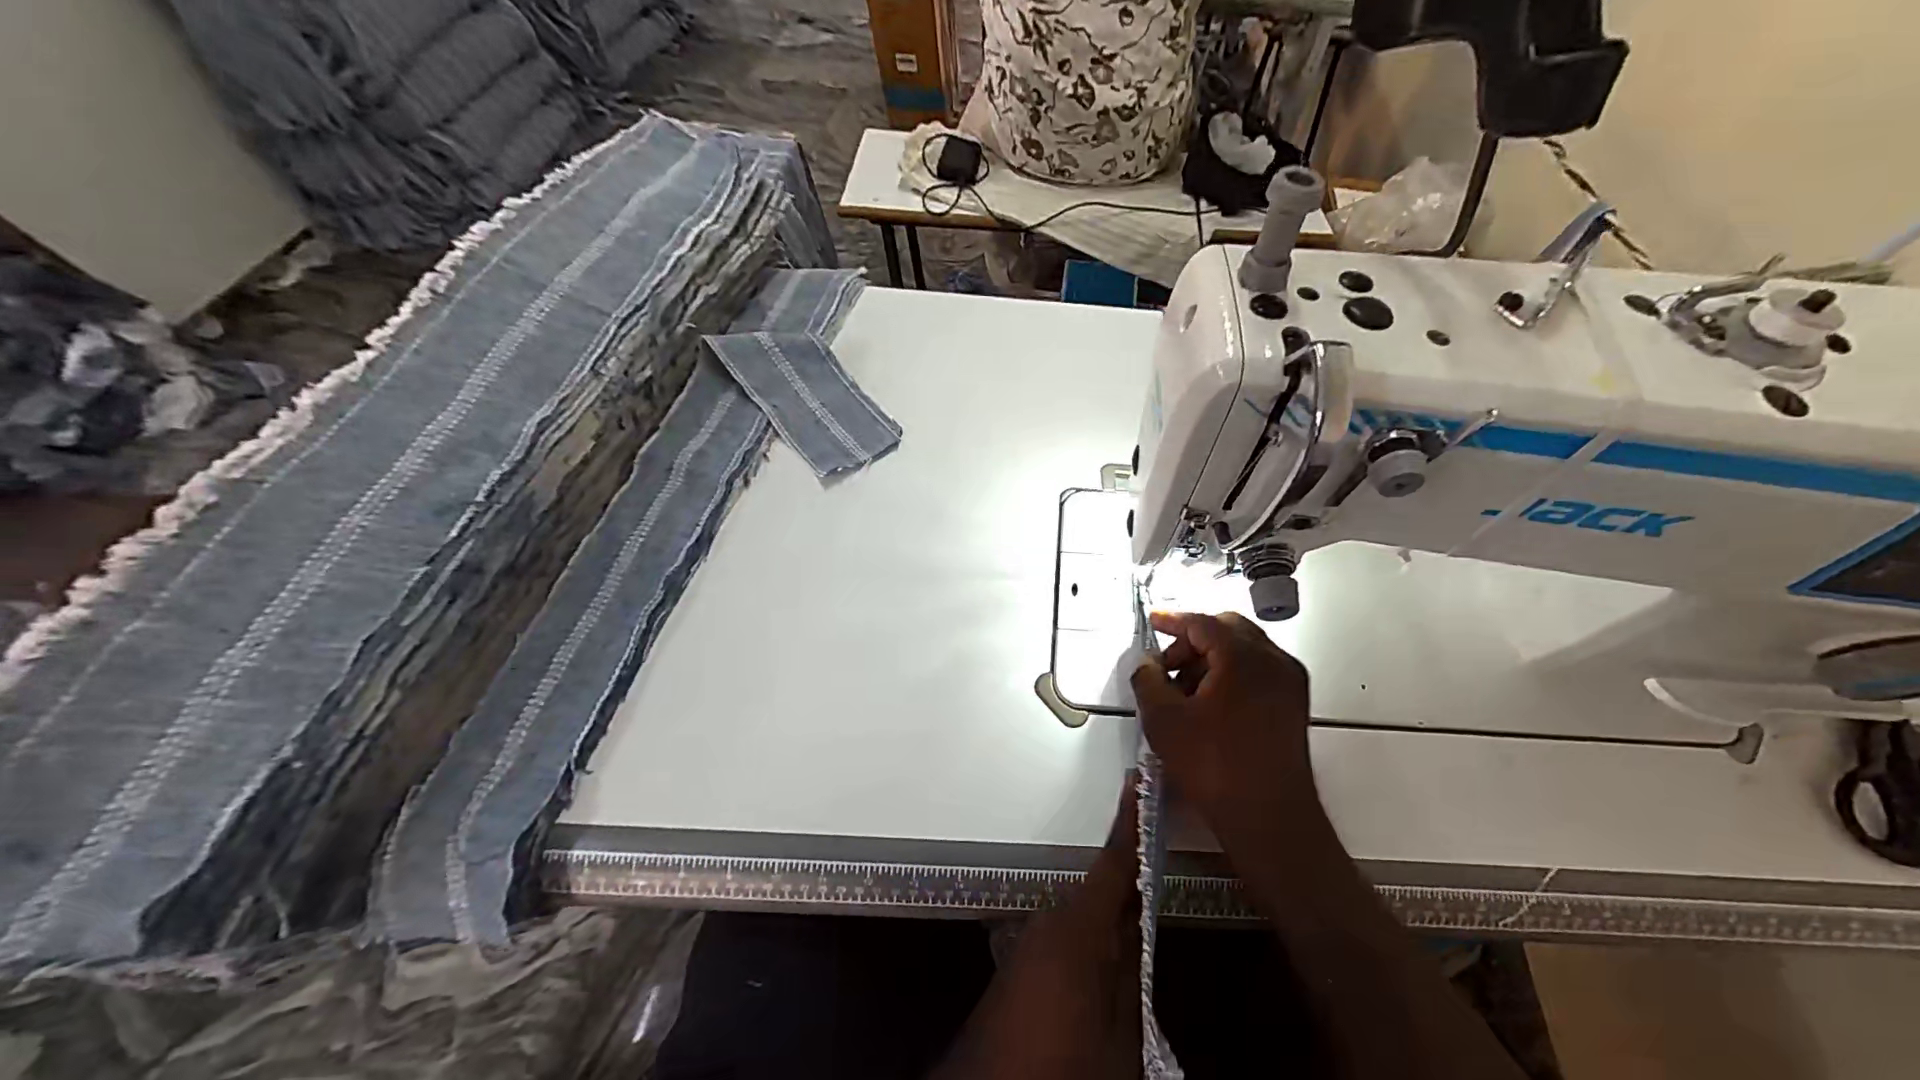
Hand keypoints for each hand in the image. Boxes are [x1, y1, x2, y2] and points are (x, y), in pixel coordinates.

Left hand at [931, 782, 1138, 1079]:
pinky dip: (1086, 937)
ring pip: (1081, 916)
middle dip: (1128, 885)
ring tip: (1139, 920)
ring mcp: (1029, 940)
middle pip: (1099, 891)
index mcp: (1078, 932)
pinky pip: (1063, 936)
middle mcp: (1048, 923)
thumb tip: (1138, 925)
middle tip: (1158, 866)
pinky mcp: (1018, 961)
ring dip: (1108, 917)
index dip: (1131, 824)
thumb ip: (1129, 973)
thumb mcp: (1120, 1037)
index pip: (1114, 866)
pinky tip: (1104, 957)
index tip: (1139, 781)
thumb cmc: (1063, 1067)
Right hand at [1129, 611, 1315, 831]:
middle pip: (1228, 631)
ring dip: (1211, 659)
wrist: (1268, 817)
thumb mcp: (1164, 720)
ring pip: (1245, 651)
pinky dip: (1231, 675)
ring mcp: (1289, 685)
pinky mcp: (1293, 707)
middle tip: (1166, 663)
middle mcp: (1274, 663)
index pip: (1203, 623)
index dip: (1173, 620)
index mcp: (1245, 657)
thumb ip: (1147, 680)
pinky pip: (1258, 673)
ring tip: (1182, 689)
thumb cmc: (1218, 768)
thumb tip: (1146, 665)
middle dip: (1193, 641)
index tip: (1155, 622)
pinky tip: (1208, 704)